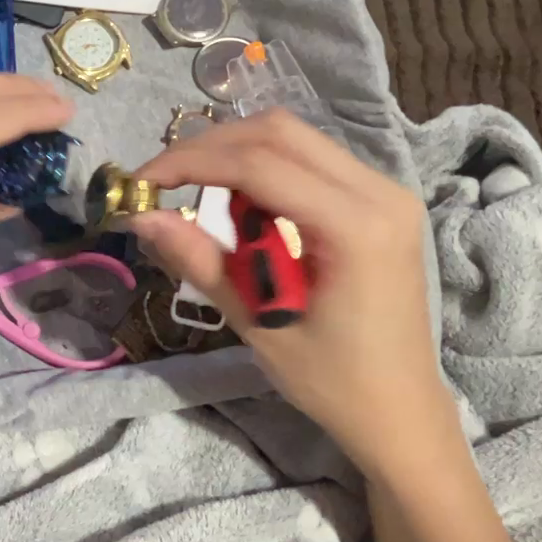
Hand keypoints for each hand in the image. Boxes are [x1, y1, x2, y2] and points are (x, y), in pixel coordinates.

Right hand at [125, 110, 459, 478]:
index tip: (141, 182)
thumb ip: (201, 262)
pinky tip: (236, 207)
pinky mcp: (376, 201)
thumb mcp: (258, 324)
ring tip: (191, 195)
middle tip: (161, 182)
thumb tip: (141, 217)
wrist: (399, 409)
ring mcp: (383, 192)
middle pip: (277, 132)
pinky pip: (308, 161)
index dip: (190, 162)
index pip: (259, 164)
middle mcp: (378, 192)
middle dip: (208, 148)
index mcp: (356, 226)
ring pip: (292, 138)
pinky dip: (260, 170)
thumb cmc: (331, 381)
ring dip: (232, 155)